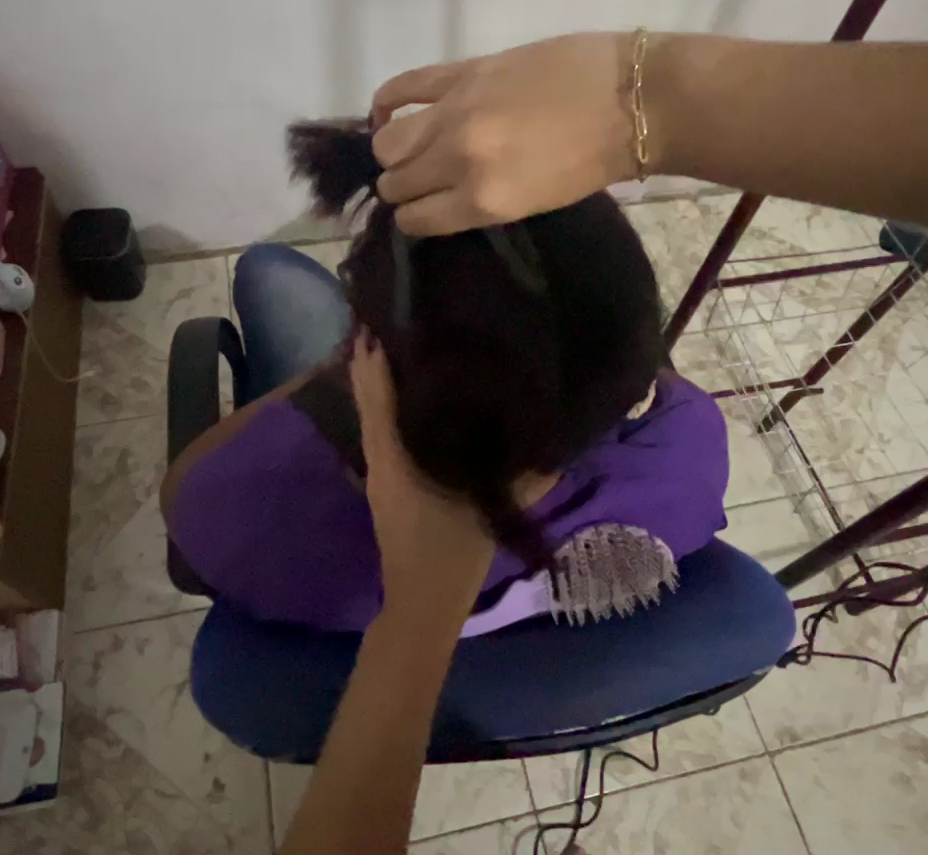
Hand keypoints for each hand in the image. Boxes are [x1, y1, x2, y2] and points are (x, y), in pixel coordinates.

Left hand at [348, 332, 495, 625]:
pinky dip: (390, 407)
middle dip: (376, 361)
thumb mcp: (487, 515)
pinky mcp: (390, 482)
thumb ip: (522, 481)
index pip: (377, 399)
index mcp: (392, 461)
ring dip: (381, 382)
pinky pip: (385, 432)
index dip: (375, 361)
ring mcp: (381, 472)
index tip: (379, 321)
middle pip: (369, 400)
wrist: (421, 607)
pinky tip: (412, 395)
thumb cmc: (448, 558)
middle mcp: (379, 460)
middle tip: (394, 319)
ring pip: (375, 415)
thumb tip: (558, 448)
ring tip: (400, 344)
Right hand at [369, 32, 635, 234]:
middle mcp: (458, 159)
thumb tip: (439, 195)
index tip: (421, 210)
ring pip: (389, 140)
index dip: (413, 217)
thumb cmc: (592, 162)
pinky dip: (387, 101)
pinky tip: (386, 110)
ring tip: (410, 148)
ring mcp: (455, 111)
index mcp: (482, 200)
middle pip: (396, 180)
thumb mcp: (533, 202)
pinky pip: (403, 86)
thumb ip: (479, 202)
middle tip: (419, 181)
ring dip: (394, 151)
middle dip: (401, 187)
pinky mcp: (463, 71)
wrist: (631, 98)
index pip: (414, 219)